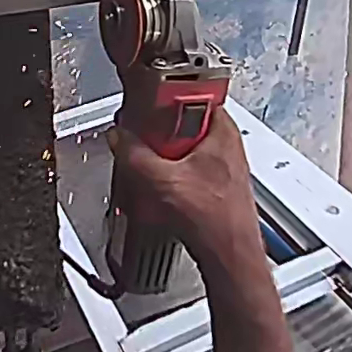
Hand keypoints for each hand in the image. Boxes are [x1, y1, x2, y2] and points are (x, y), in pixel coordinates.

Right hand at [106, 107, 265, 280]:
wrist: (231, 258)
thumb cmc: (216, 221)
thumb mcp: (162, 181)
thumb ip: (134, 155)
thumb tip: (120, 138)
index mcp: (222, 131)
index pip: (195, 93)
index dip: (169, 95)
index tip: (150, 100)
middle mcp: (227, 143)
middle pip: (186, 120)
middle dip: (162, 129)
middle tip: (146, 137)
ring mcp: (224, 163)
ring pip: (186, 144)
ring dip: (166, 152)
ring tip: (152, 164)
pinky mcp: (217, 182)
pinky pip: (189, 164)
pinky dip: (174, 169)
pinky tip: (163, 185)